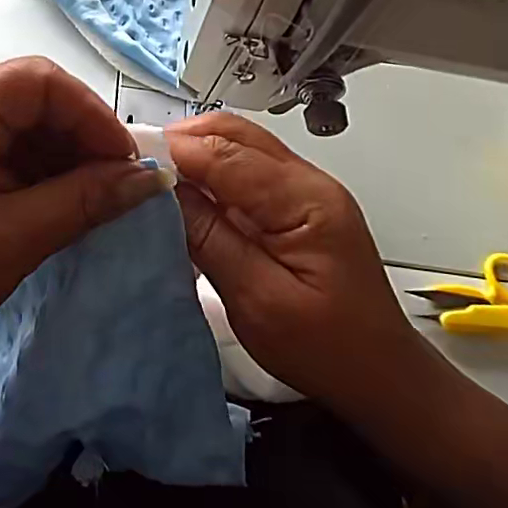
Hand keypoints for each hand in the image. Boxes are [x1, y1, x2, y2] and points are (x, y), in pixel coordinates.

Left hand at [0, 57, 170, 376]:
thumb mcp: (10, 240)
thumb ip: (84, 201)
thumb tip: (148, 179)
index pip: (37, 81)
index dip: (90, 114)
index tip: (127, 160)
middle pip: (33, 101)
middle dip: (82, 139)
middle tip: (121, 184)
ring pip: (25, 131)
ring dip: (66, 161)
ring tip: (101, 200)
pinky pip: (8, 158)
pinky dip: (44, 179)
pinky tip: (69, 207)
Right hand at [167, 112, 423, 411]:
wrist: (378, 374)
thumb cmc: (326, 348)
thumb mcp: (257, 300)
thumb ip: (209, 239)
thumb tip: (164, 190)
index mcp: (305, 202)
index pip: (227, 155)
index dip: (175, 151)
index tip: (129, 158)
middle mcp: (308, 182)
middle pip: (236, 133)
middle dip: (182, 140)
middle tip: (137, 163)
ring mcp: (304, 189)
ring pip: (239, 145)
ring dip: (195, 152)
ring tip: (154, 177)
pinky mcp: (296, 204)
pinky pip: (245, 170)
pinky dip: (210, 172)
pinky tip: (186, 194)